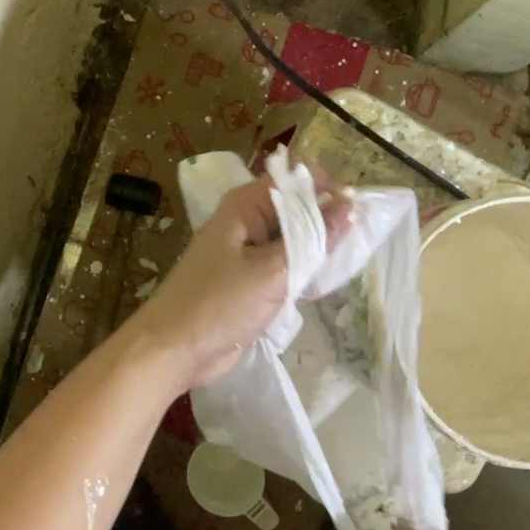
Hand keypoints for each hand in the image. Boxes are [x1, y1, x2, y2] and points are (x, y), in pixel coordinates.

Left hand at [124, 170, 348, 388]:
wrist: (174, 349)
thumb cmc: (219, 303)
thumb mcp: (273, 270)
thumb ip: (313, 238)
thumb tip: (348, 205)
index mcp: (246, 205)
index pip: (295, 180)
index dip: (327, 190)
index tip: (355, 215)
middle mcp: (247, 221)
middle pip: (297, 209)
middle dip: (325, 224)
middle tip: (351, 249)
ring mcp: (248, 252)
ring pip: (294, 240)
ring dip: (315, 252)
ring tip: (337, 269)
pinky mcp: (250, 280)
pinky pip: (285, 266)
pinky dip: (302, 274)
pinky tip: (319, 288)